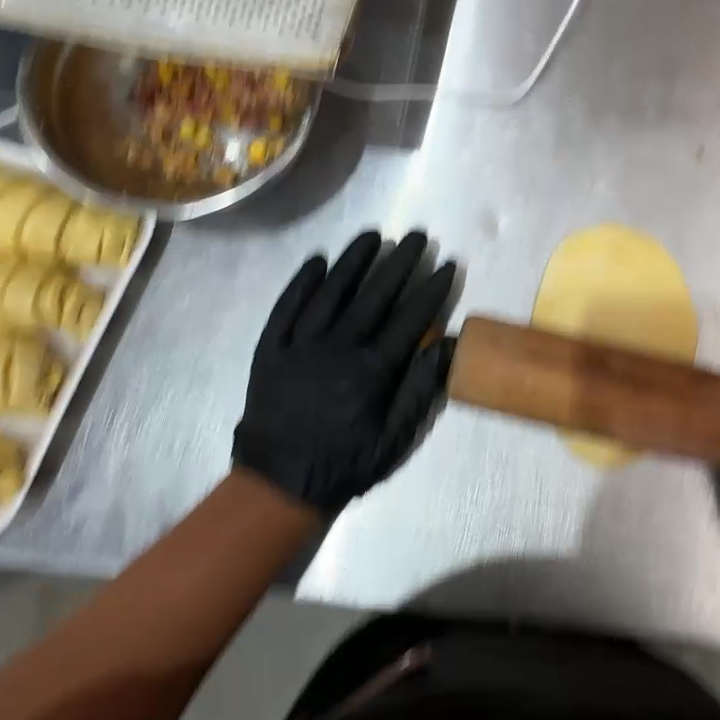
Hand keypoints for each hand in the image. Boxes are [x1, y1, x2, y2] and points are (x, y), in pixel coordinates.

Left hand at [234, 230, 457, 512]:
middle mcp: (338, 347)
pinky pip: (286, 309)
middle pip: (374, 296)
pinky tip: (316, 262)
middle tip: (417, 236)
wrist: (279, 482)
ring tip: (372, 236)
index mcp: (372, 370)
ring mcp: (301, 345)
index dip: (430, 289)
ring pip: (331, 293)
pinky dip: (300, 284)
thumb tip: (447, 345)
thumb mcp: (395, 438)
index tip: (446, 265)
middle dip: (399, 263)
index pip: (410, 318)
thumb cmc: (346, 462)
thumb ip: (421, 389)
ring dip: (353, 262)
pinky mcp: (271, 350)